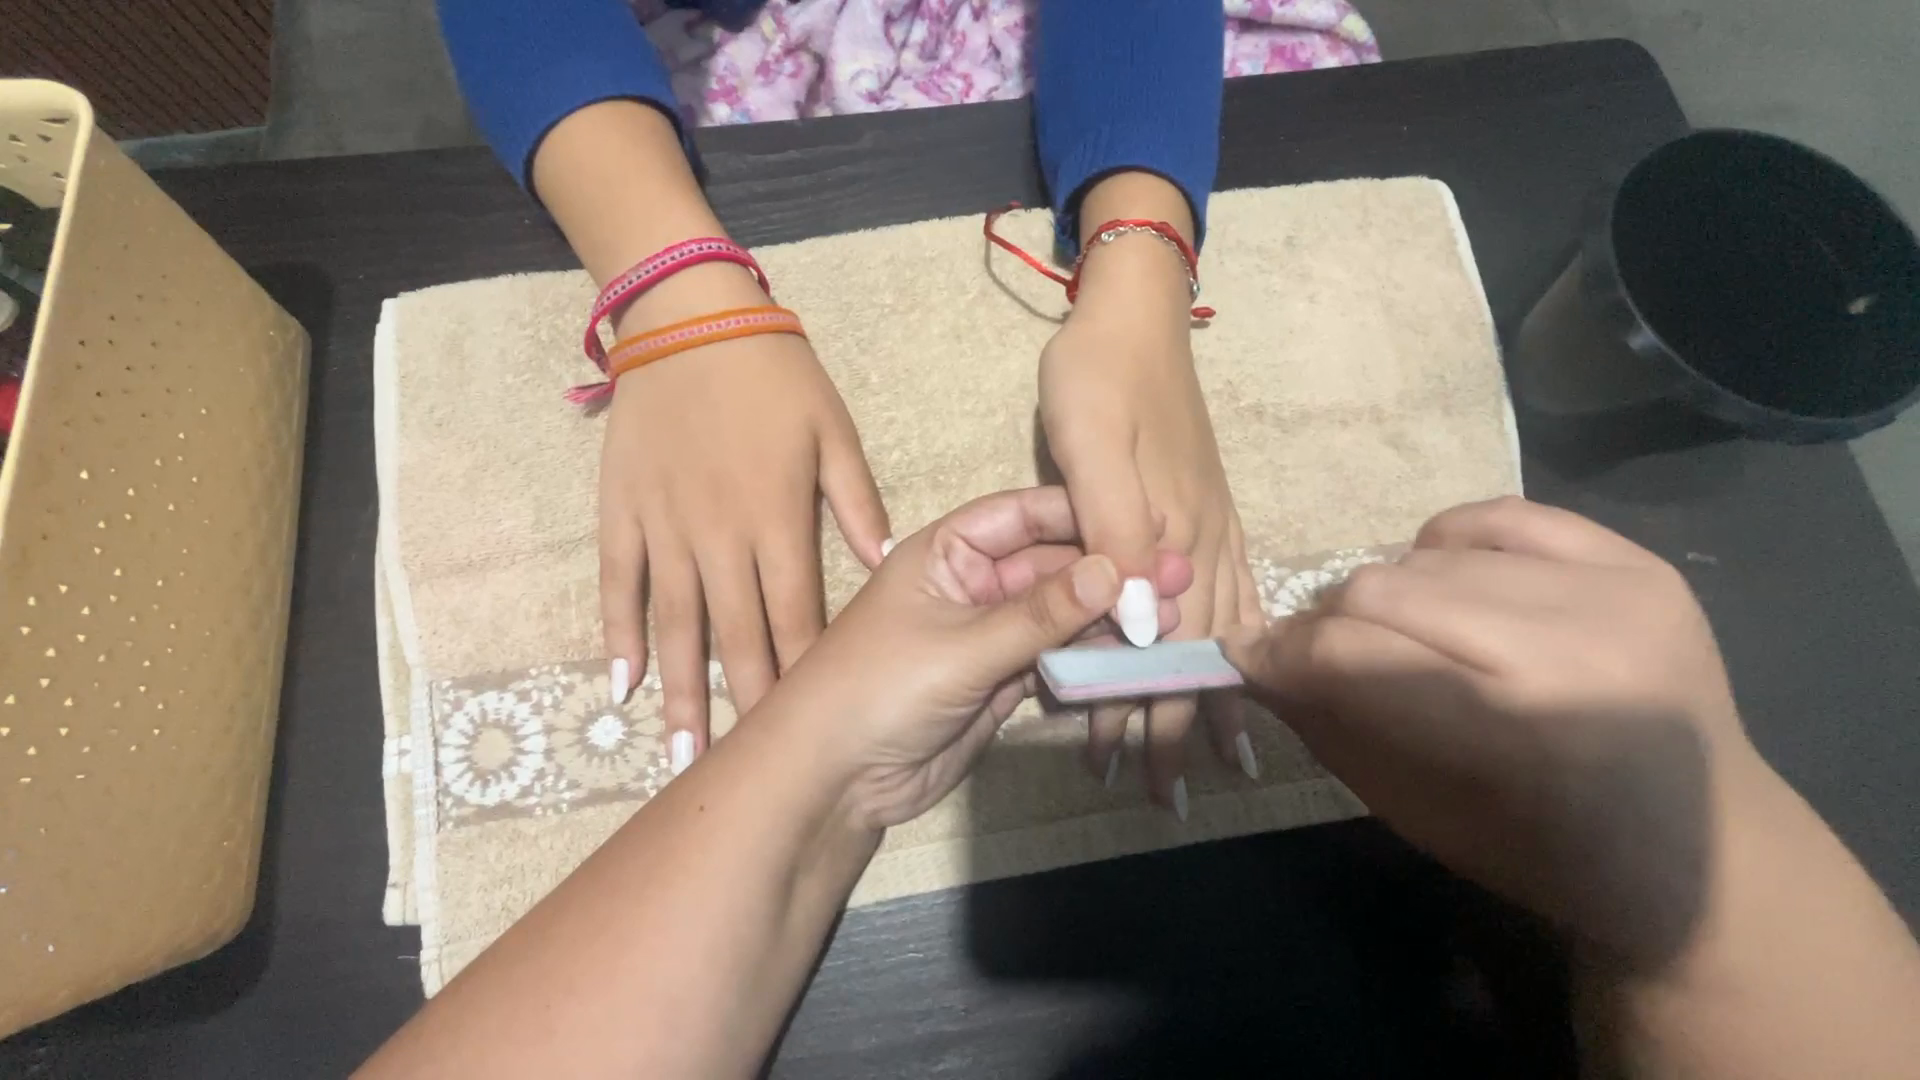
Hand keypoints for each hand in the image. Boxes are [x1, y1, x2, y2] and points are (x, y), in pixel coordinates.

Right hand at [600, 331, 888, 772]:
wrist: (689, 319)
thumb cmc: (775, 376)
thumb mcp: (833, 431)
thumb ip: (857, 502)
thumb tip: (886, 560)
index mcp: (779, 520)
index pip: (797, 616)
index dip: (804, 675)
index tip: (813, 729)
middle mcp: (720, 538)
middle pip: (737, 637)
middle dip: (746, 704)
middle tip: (746, 771)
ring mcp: (664, 530)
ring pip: (676, 626)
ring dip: (681, 693)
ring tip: (682, 755)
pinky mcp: (621, 515)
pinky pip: (618, 586)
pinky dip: (619, 636)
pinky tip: (621, 686)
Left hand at [772, 486, 1191, 828]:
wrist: (835, 778)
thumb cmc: (881, 687)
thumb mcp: (961, 645)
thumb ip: (1039, 613)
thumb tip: (1114, 569)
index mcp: (949, 550)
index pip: (1024, 516)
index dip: (1083, 517)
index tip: (1145, 523)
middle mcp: (974, 583)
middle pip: (1052, 568)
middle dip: (1109, 576)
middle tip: (1175, 581)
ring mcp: (990, 633)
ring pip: (1060, 616)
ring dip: (1109, 621)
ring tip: (1171, 623)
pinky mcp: (1002, 680)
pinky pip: (1055, 660)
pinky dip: (1091, 662)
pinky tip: (1136, 661)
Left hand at [1039, 232, 1261, 812]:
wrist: (1133, 317)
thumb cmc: (1094, 381)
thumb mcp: (1089, 450)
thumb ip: (1115, 538)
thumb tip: (1143, 631)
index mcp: (1159, 536)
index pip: (1157, 644)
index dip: (1148, 709)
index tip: (1143, 773)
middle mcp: (1194, 543)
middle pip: (1191, 650)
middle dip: (1180, 722)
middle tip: (1173, 792)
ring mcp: (1207, 528)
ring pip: (1213, 630)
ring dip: (1214, 695)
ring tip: (1222, 756)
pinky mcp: (1206, 515)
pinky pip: (1225, 593)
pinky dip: (1231, 641)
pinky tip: (1235, 666)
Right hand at [1222, 496, 1757, 964]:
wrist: (1697, 853)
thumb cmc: (1534, 850)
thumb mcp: (1406, 806)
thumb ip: (1321, 719)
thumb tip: (1247, 653)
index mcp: (1516, 732)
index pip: (1351, 654)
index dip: (1280, 651)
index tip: (1244, 656)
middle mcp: (1573, 649)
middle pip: (1376, 591)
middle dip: (1326, 624)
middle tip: (1324, 655)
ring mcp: (1615, 595)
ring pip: (1423, 556)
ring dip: (1383, 594)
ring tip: (1398, 632)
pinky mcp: (1639, 564)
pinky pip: (1496, 517)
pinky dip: (1447, 547)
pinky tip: (1450, 583)